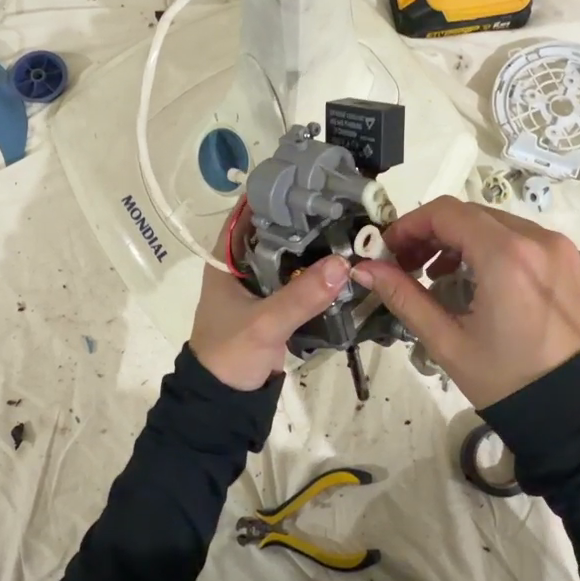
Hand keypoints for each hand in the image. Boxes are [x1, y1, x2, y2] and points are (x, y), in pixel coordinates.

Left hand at [190, 209, 349, 390]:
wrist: (224, 400)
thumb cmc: (230, 354)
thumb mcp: (265, 324)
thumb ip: (301, 296)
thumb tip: (343, 263)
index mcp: (226, 258)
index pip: (251, 209)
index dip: (280, 191)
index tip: (317, 180)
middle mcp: (243, 264)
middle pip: (277, 229)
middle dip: (308, 217)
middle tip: (349, 203)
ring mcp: (262, 284)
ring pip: (292, 254)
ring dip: (317, 244)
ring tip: (355, 227)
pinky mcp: (277, 303)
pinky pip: (300, 278)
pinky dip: (319, 271)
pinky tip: (348, 264)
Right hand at [353, 196, 579, 406]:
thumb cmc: (509, 381)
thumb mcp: (448, 343)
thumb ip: (404, 297)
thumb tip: (364, 269)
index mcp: (507, 255)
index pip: (446, 213)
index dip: (409, 225)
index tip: (390, 250)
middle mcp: (541, 241)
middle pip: (475, 215)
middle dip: (436, 234)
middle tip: (411, 266)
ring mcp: (568, 253)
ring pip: (505, 228)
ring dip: (469, 243)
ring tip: (448, 279)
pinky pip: (534, 246)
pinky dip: (504, 254)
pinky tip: (492, 290)